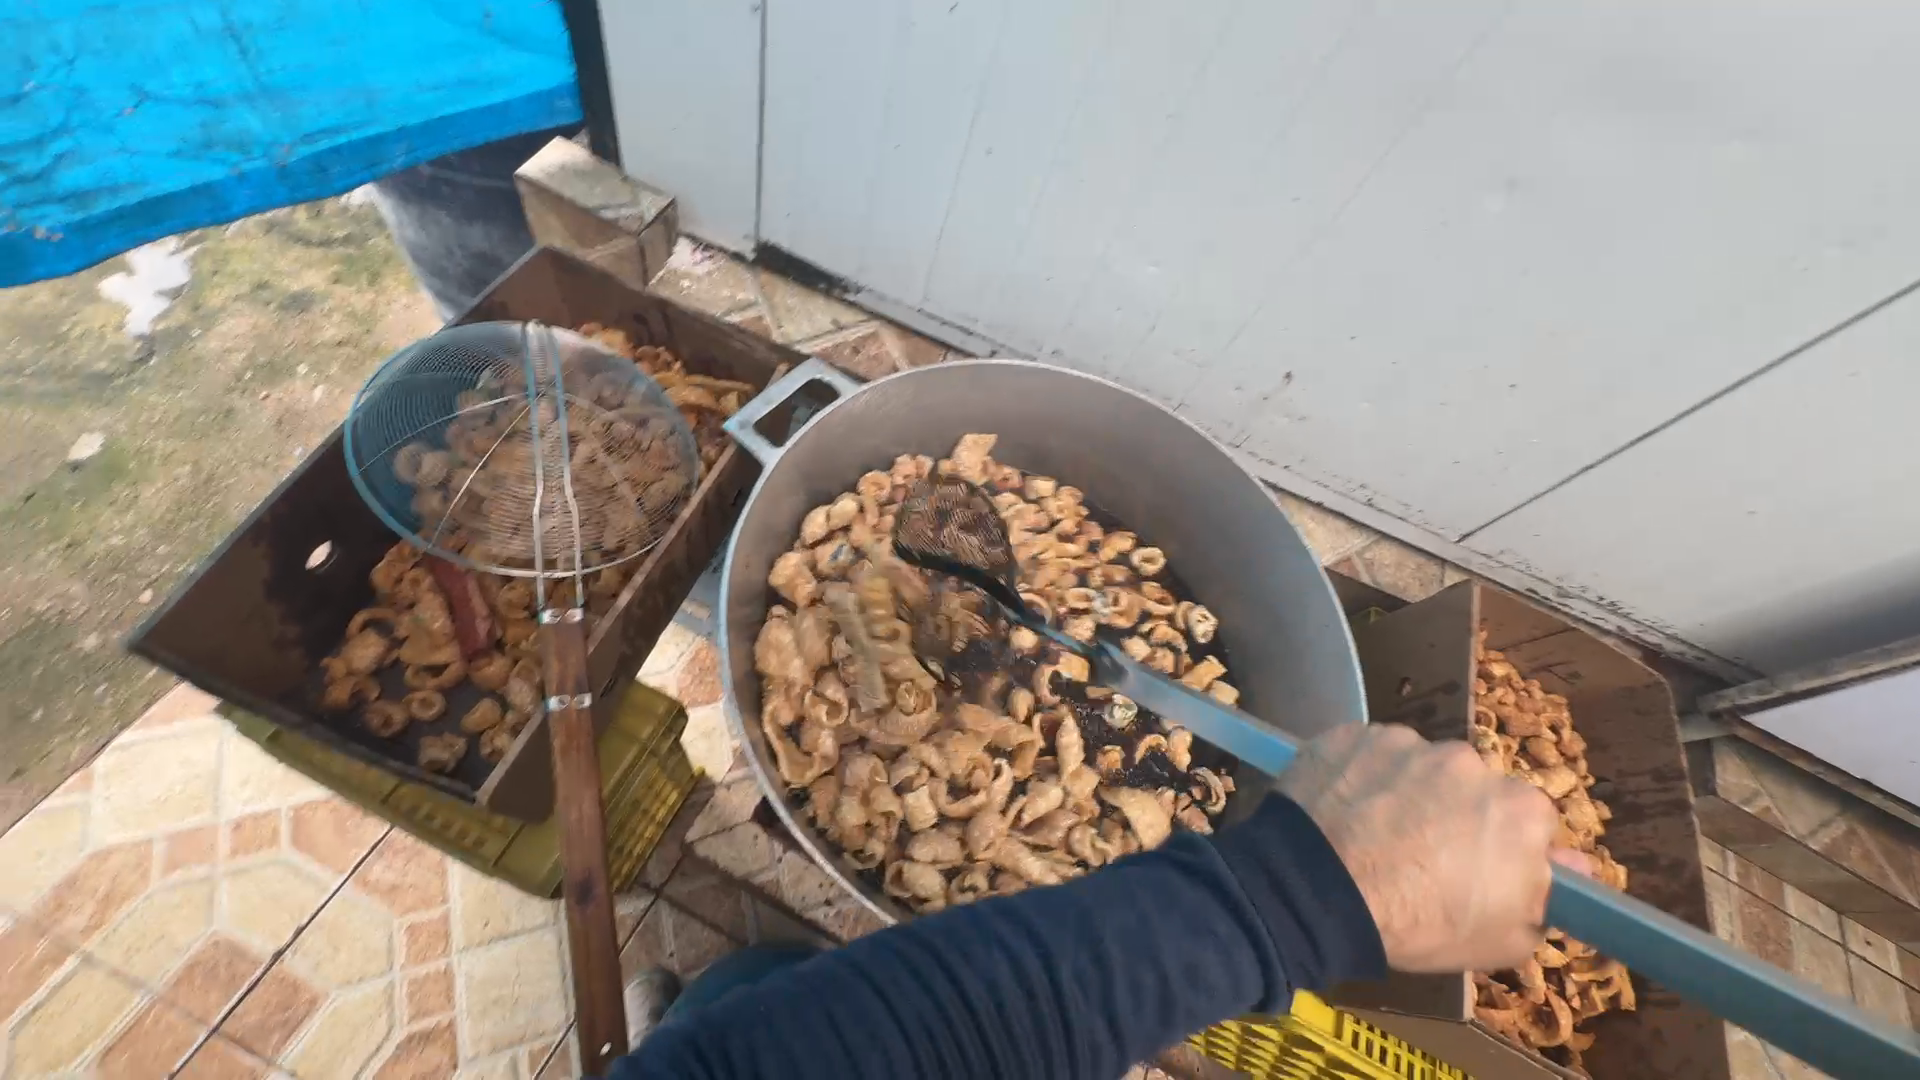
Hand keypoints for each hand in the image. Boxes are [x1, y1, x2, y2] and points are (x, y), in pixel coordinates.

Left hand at [1278, 723, 1584, 972]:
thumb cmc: (1418, 922)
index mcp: (1518, 807)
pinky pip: (1364, 750)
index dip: (1499, 839)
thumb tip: (1571, 862)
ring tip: (1369, 824)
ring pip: (1412, 761)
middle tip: (1415, 843)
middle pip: (1466, 780)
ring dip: (1400, 784)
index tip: (1473, 861)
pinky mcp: (1347, 733)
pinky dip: (1357, 770)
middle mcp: (1463, 760)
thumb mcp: (1504, 936)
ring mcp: (1400, 741)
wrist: (1317, 889)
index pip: (1526, 815)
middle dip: (1448, 805)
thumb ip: (1544, 894)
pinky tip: (1339, 802)